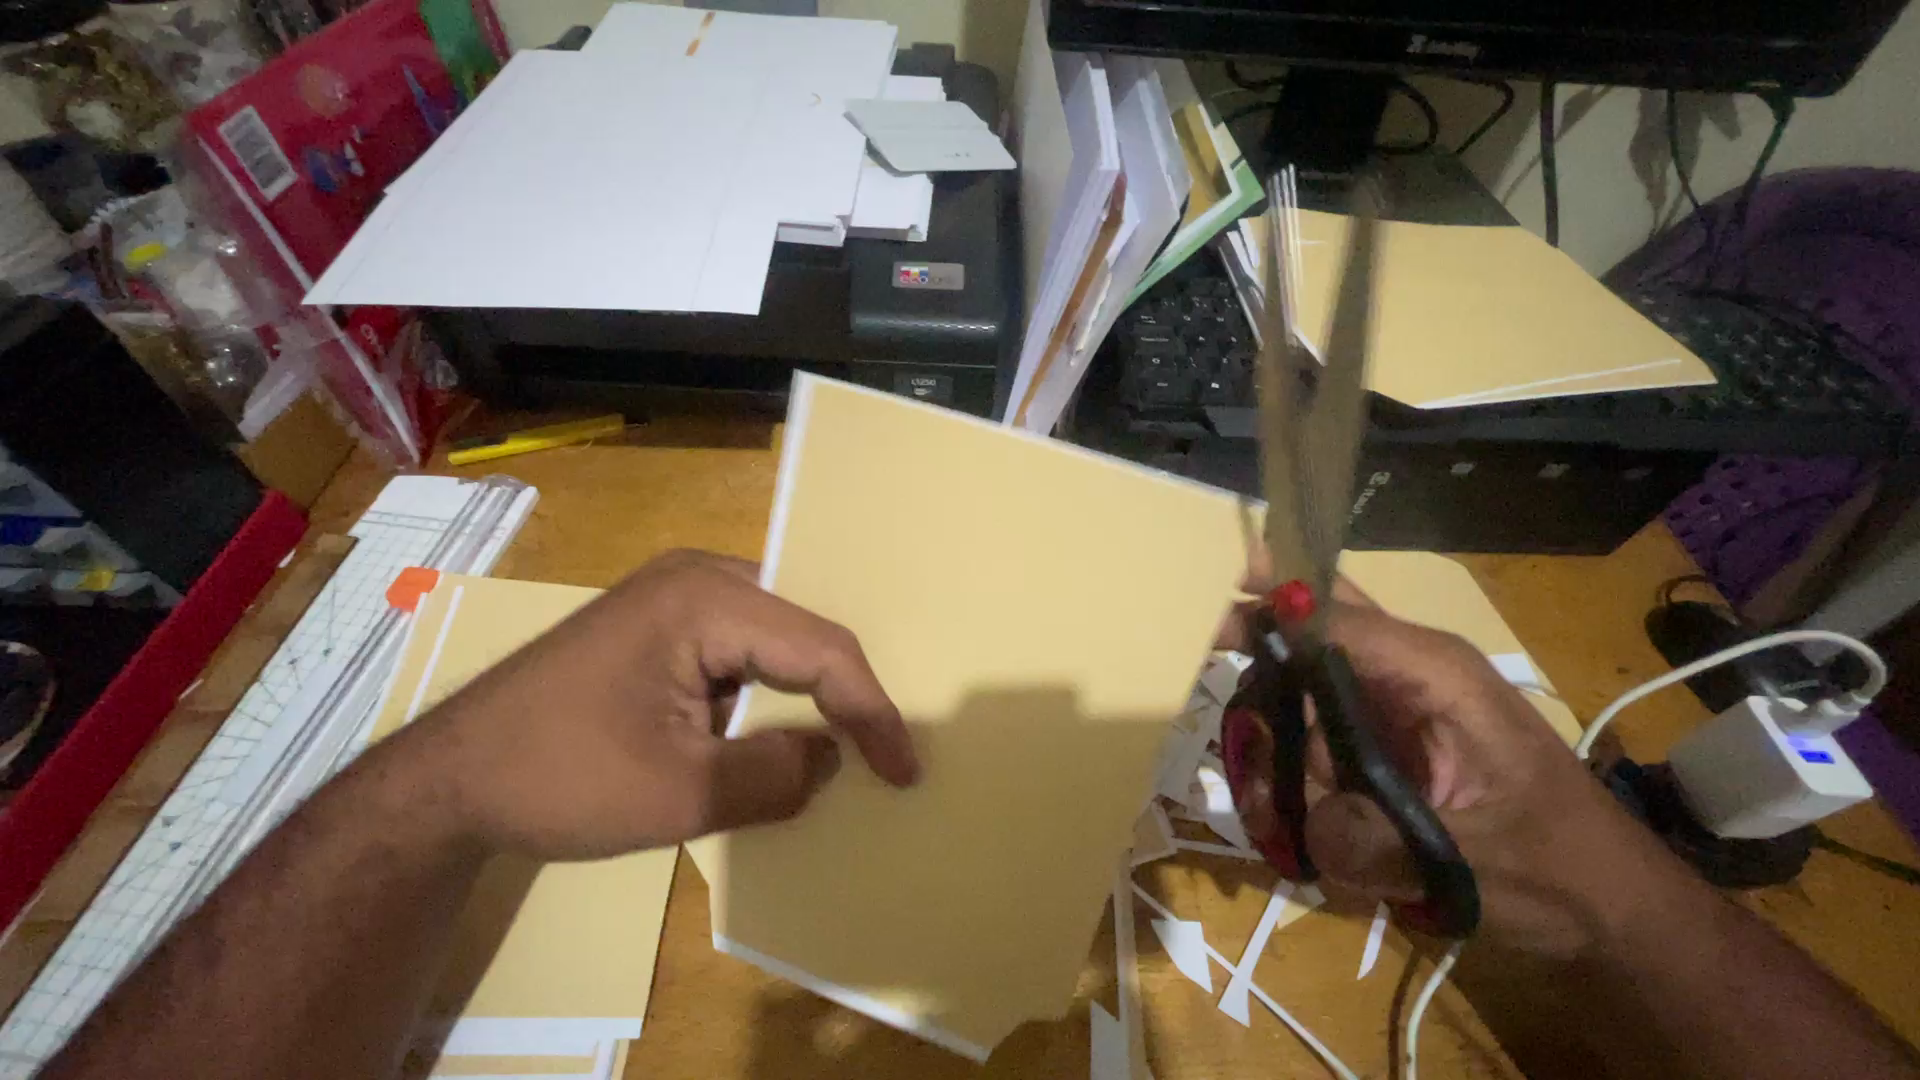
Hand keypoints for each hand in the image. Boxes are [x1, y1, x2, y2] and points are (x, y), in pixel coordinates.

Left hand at [406, 550, 918, 861]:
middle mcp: (697, 578)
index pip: (820, 648)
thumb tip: (831, 759)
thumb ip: (775, 776)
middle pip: (803, 629)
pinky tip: (783, 725)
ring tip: (852, 739)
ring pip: (776, 637)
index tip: (904, 771)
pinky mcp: (662, 624)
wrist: (445, 782)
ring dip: (810, 690)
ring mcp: (675, 596)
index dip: (871, 710)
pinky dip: (771, 689)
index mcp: (703, 599)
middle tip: (886, 747)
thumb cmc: (558, 779)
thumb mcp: (679, 794)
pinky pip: (742, 648)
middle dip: (846, 690)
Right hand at [1232, 593, 1665, 955]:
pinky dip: (1281, 773)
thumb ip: (1381, 843)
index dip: (1266, 609)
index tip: (1202, 620)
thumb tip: (1304, 826)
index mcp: (1430, 672)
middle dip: (1252, 645)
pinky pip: (1305, 738)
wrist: (1604, 909)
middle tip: (1201, 673)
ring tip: (1267, 809)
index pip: (1332, 615)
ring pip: (1293, 689)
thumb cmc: (1557, 868)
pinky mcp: (1370, 749)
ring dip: (1266, 737)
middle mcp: (1398, 676)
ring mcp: (1380, 712)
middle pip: (1305, 630)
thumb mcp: (1472, 862)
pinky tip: (1284, 821)